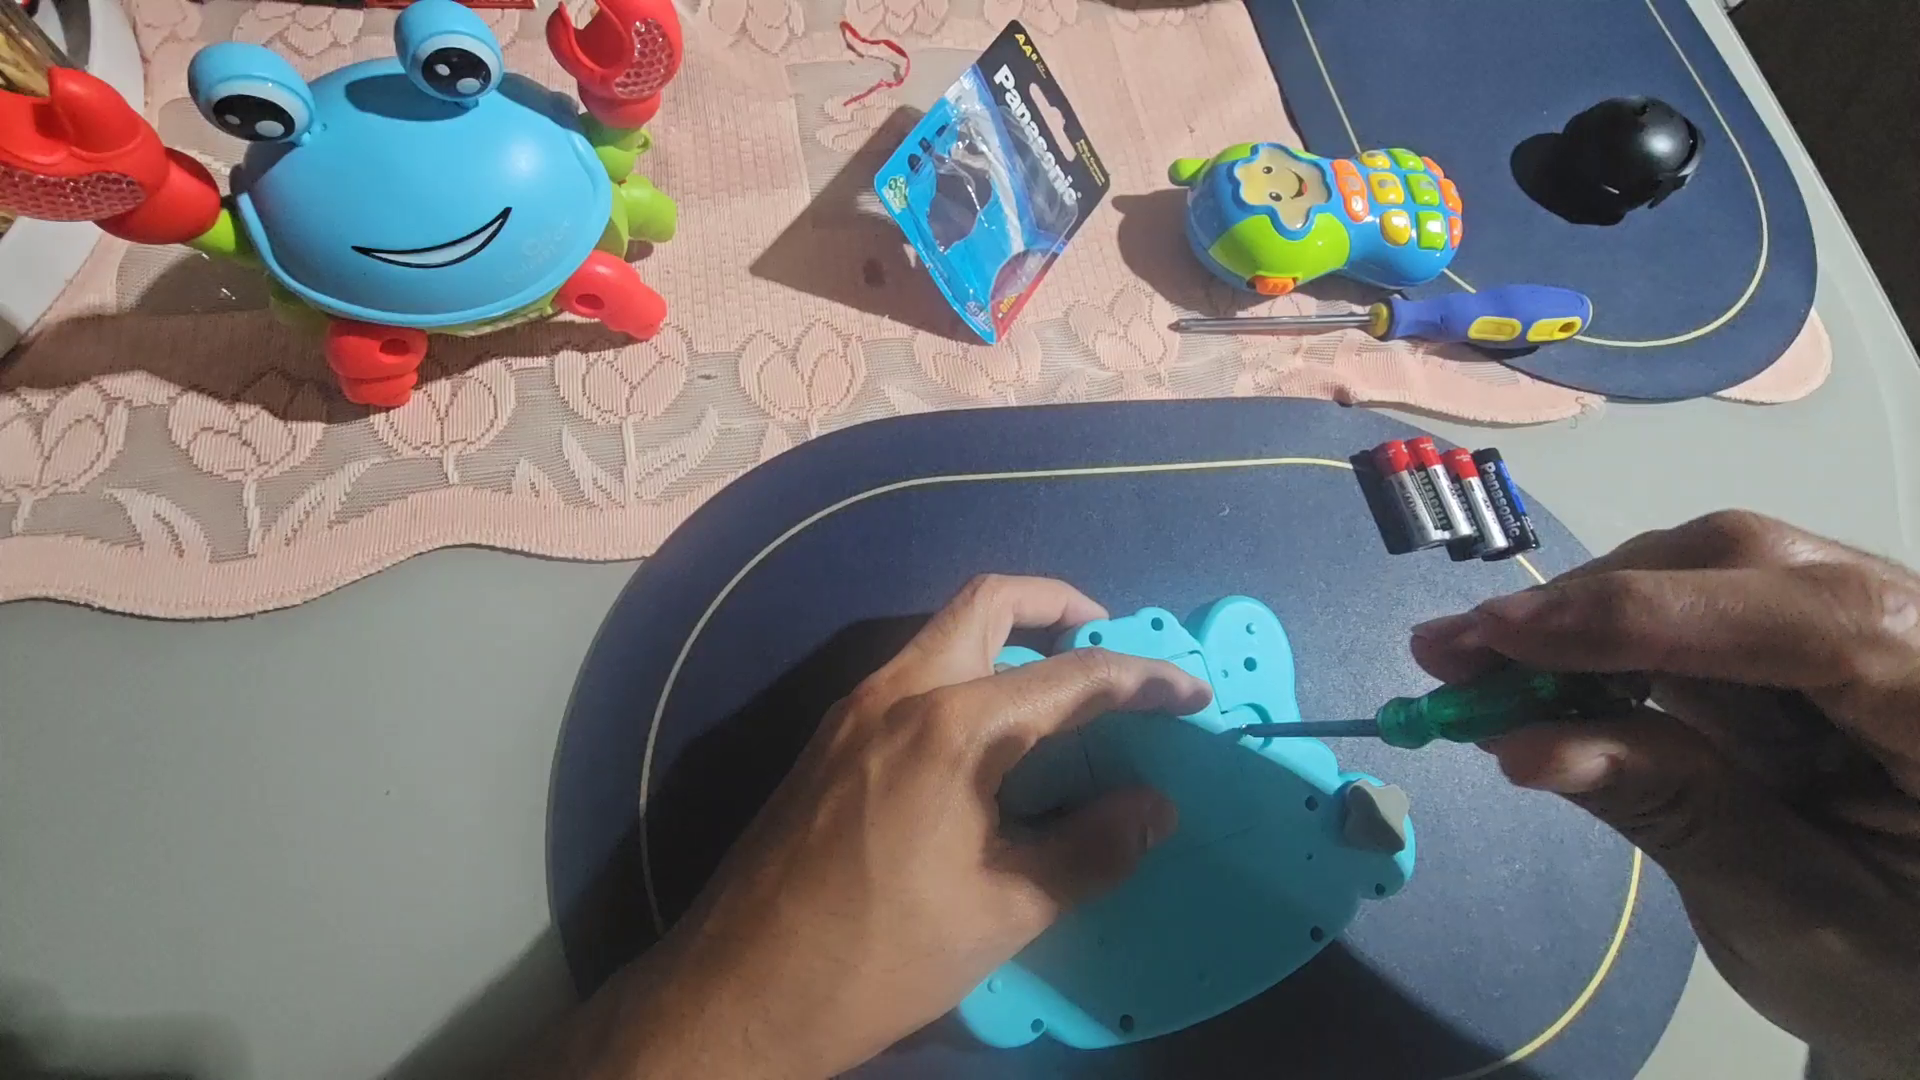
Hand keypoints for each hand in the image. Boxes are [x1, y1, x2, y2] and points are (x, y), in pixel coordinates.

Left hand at [530, 575, 1210, 1079]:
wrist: (737, 990)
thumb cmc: (877, 955)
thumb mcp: (1002, 911)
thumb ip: (1089, 848)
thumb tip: (1153, 807)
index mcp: (951, 726)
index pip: (1068, 676)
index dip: (1141, 678)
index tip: (1188, 691)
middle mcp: (899, 689)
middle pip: (989, 601)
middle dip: (1058, 605)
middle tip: (1106, 643)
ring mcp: (857, 705)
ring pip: (946, 630)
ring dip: (1009, 637)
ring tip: (1057, 687)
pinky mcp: (835, 731)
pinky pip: (916, 670)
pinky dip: (968, 672)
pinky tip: (990, 734)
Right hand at [1411, 512, 1919, 1075]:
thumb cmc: (1901, 976)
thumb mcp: (1796, 916)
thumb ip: (1674, 813)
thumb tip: (1521, 748)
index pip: (1820, 624)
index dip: (1645, 616)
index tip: (1499, 636)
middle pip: (1740, 566)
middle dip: (1581, 608)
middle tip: (1451, 651)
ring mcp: (1858, 625)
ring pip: (1690, 572)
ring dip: (1565, 622)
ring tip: (1467, 665)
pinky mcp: (1784, 636)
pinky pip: (1671, 610)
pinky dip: (1583, 643)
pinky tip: (1520, 672)